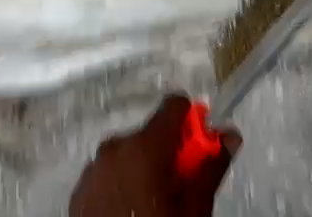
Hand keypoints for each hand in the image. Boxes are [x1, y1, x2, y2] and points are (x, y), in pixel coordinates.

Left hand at [69, 94, 240, 216]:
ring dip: (144, 168)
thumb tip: (231, 134)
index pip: (175, 105)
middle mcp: (116, 146)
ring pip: (130, 152)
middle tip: (178, 189)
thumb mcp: (194, 209)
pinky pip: (109, 172)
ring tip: (152, 205)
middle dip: (169, 153)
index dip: (193, 121)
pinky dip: (122, 182)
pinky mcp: (79, 189)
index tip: (200, 148)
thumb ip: (212, 166)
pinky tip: (129, 211)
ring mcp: (93, 167)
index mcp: (146, 145)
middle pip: (153, 133)